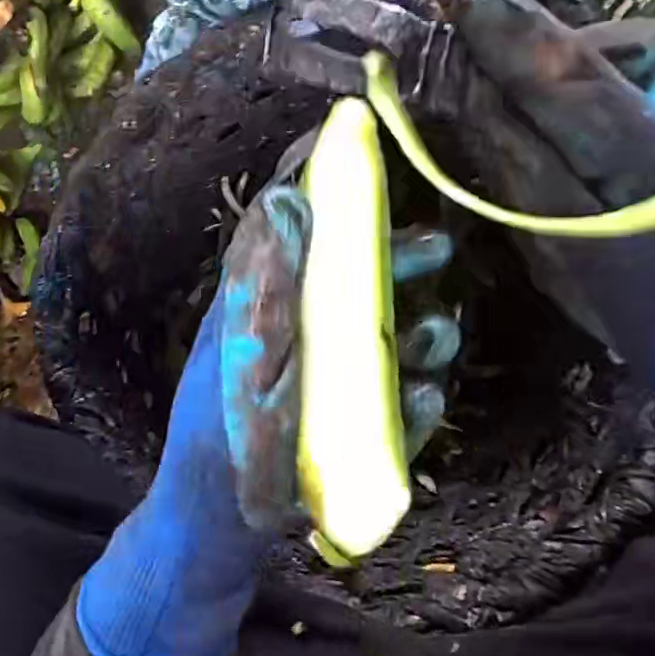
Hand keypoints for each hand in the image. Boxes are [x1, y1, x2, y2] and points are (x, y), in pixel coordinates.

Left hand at [76, 148, 454, 655]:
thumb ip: (266, 283)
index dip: (325, 178)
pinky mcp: (346, 415)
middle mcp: (296, 325)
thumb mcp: (239, 353)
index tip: (361, 138)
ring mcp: (323, 371)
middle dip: (395, 257)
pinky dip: (414, 396)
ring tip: (436, 337)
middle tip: (435, 249)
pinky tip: (425, 400)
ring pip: (384, 330)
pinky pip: (392, 396)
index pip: (295, 223)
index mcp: (262, 299)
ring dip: (419, 327)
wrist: (218, 516)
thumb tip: (287, 198)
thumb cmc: (219, 432)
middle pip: (351, 273)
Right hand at [438, 0, 654, 507]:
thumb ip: (515, 165)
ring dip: (588, 62)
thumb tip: (472, 95)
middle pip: (608, 47)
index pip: (567, 78)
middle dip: (546, 52)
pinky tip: (618, 96)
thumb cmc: (630, 299)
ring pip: (645, 44)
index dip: (512, 39)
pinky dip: (635, 67)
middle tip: (501, 77)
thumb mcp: (555, 246)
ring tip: (560, 101)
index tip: (467, 1)